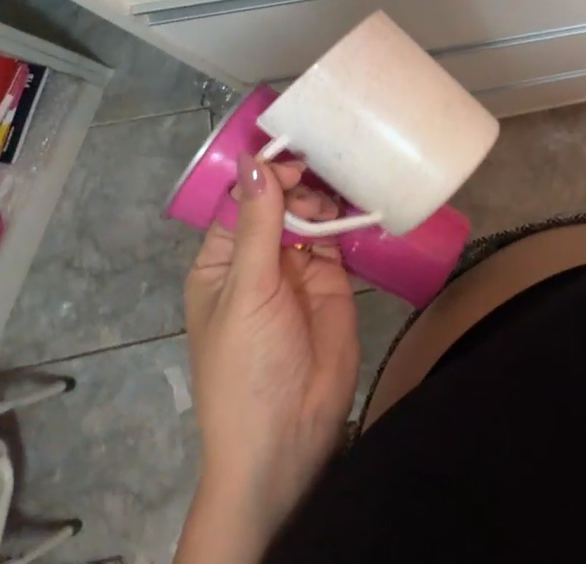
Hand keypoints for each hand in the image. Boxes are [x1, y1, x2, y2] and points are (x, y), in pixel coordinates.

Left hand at [181, 155, 358, 558]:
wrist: (289, 429)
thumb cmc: (248, 362)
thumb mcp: (247, 291)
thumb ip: (258, 225)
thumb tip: (255, 162)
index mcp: (220, 262)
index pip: (240, 202)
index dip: (264, 174)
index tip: (296, 155)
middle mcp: (258, 259)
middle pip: (279, 203)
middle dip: (299, 182)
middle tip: (329, 170)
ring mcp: (298, 270)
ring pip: (311, 218)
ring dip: (326, 197)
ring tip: (349, 182)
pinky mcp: (334, 282)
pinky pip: (340, 240)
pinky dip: (351, 220)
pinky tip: (365, 200)